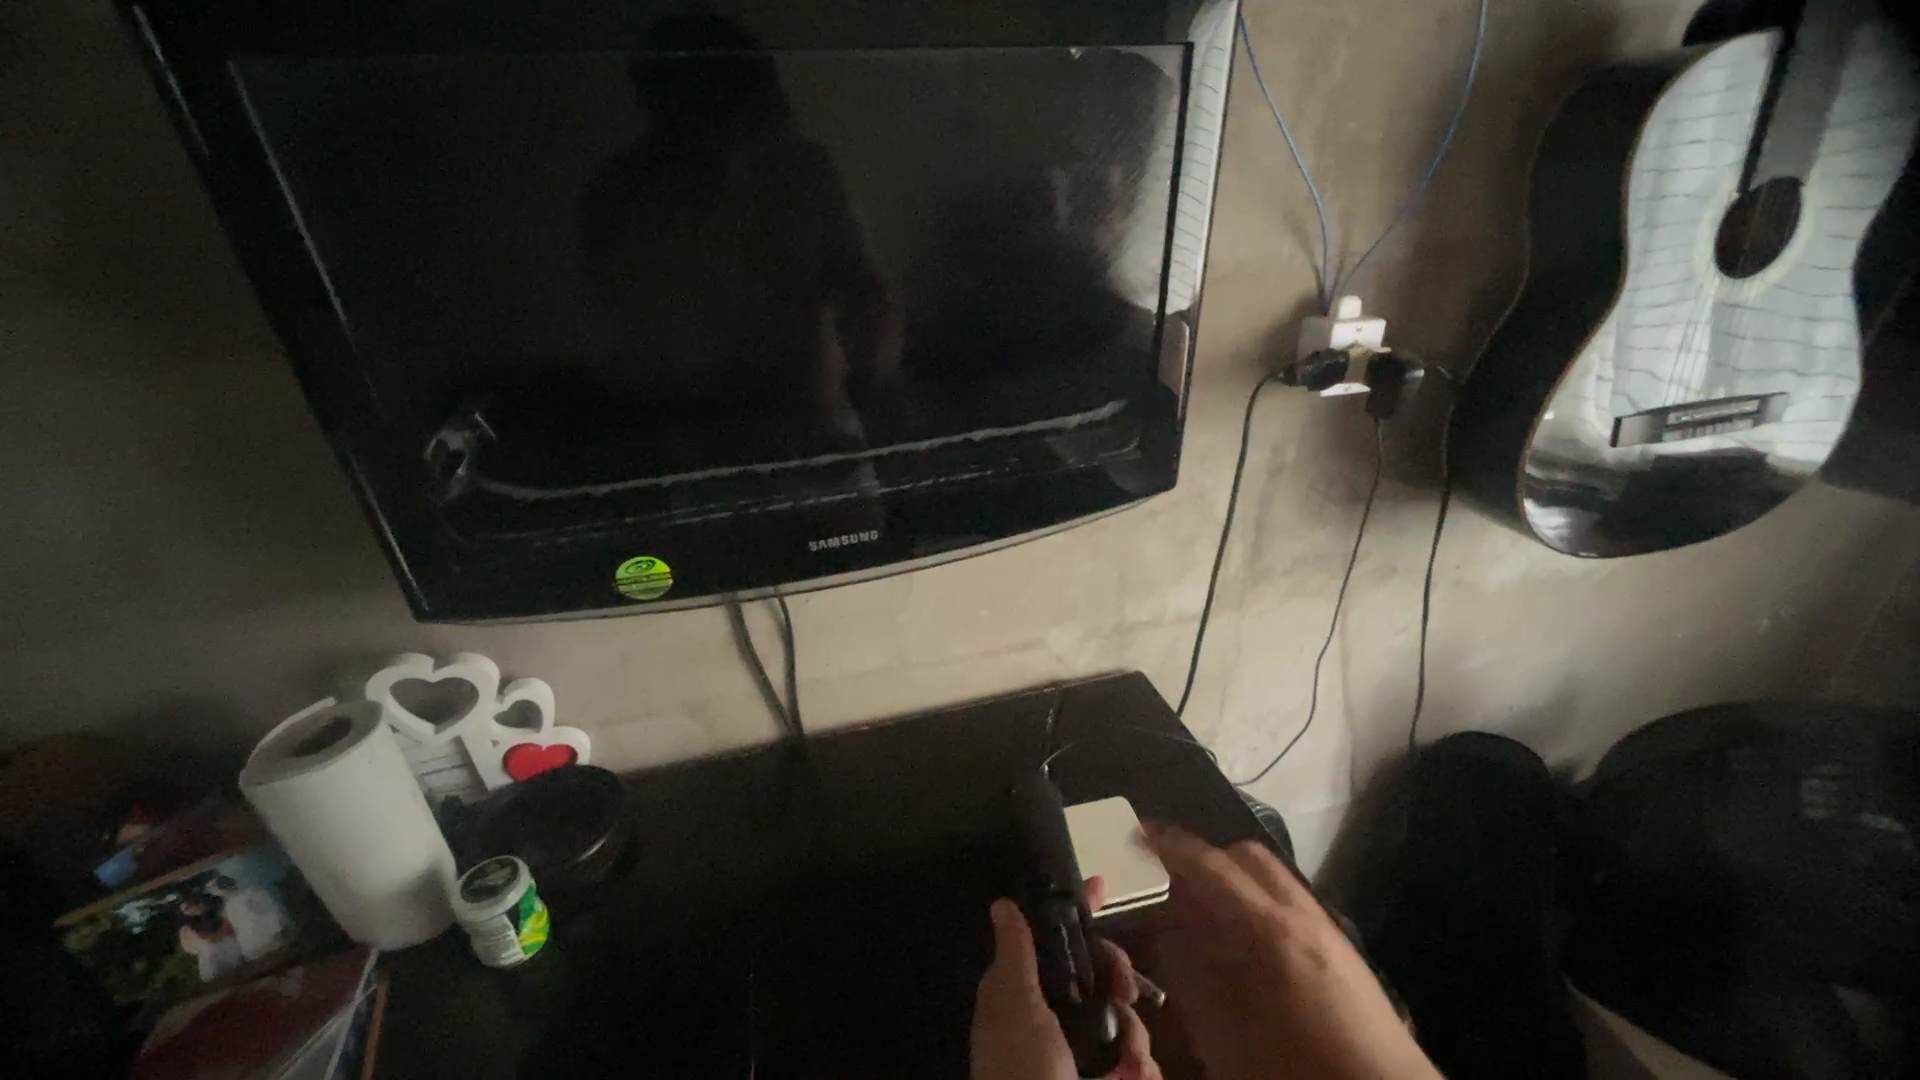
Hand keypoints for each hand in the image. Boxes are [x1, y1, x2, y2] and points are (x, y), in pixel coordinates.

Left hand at [970, 879, 1159, 1079]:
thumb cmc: (1022, 1071)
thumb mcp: (1015, 1006)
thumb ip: (1016, 953)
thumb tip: (1002, 903)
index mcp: (1026, 995)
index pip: (1053, 941)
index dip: (1078, 914)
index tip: (1103, 886)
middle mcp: (1056, 1019)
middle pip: (1100, 974)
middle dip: (1119, 976)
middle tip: (1127, 988)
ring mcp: (1085, 1056)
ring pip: (1126, 1018)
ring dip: (1134, 1036)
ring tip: (1129, 1063)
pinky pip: (1139, 1062)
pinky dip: (1141, 1069)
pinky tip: (1134, 1077)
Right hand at [1142, 824, 1440, 1079]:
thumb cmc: (1295, 1070)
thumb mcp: (1225, 1032)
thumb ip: (1190, 972)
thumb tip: (1162, 927)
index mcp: (1269, 929)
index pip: (1209, 864)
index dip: (1169, 844)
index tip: (1137, 833)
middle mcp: (1301, 913)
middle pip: (1246, 855)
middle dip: (1204, 857)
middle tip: (1169, 880)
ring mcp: (1326, 927)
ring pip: (1270, 876)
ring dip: (1231, 879)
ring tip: (1201, 911)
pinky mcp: (1340, 949)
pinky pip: (1288, 901)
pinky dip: (1255, 902)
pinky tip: (1241, 941)